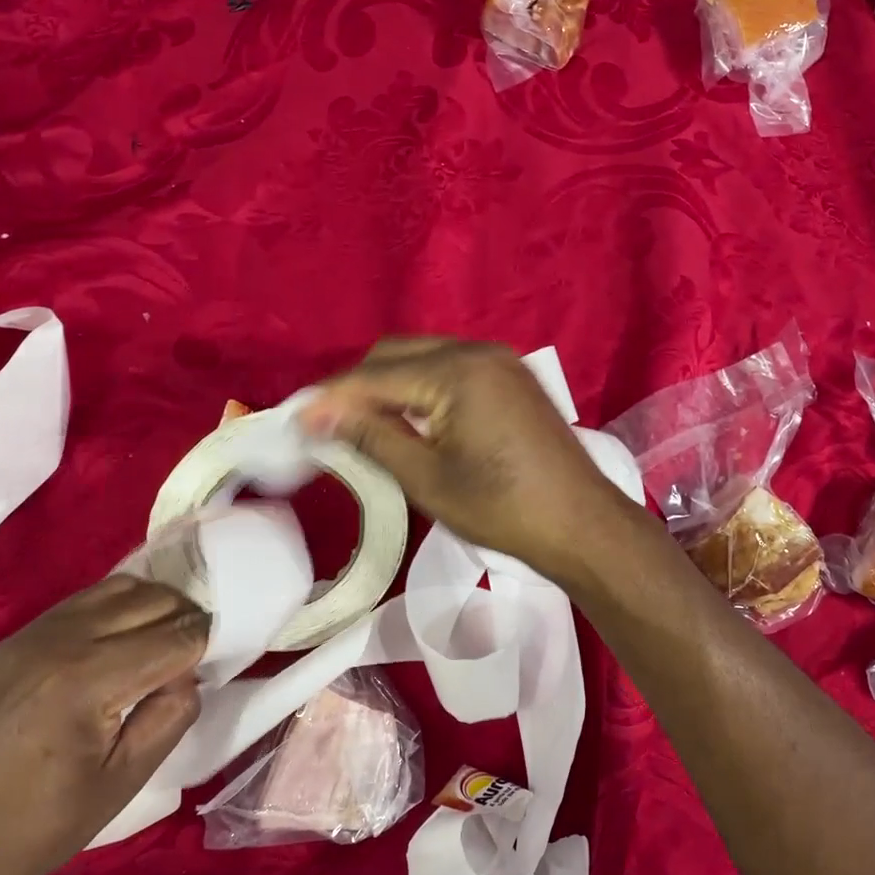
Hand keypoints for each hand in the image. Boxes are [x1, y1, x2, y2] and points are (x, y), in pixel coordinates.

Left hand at [0, 576, 208, 874]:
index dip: (206, 647)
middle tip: (193, 660)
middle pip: (155, 599)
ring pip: (122, 587)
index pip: (179, 634)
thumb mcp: (124, 781)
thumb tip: (188, 671)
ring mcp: (29, 635)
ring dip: (154, 608)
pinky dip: (119, 609)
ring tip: (162, 646)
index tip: (213, 668)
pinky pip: (85, 600)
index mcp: (86, 681)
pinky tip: (122, 644)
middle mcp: (58, 641)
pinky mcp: (12, 641)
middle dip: (187, 621)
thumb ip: (172, 713)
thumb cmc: (34, 830)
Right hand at [299, 338, 657, 589]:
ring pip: (425, 357)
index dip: (331, 399)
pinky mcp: (512, 378)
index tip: (294, 423)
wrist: (580, 523)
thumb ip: (371, 436)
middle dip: (359, 385)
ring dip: (390, 384)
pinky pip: (452, 368)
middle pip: (398, 353)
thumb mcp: (426, 478)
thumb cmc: (502, 507)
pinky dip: (422, 387)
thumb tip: (316, 414)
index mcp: (457, 370)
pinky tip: (410, 419)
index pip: (375, 374)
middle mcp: (479, 351)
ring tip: (362, 425)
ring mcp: (501, 361)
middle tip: (328, 426)